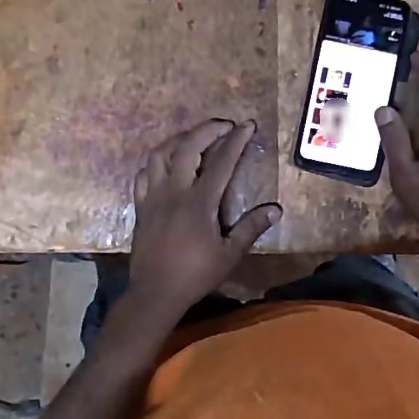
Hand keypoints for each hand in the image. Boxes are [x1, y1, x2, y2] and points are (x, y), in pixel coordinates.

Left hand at [124, 119, 281, 325]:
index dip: (236, 140)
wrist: (155, 294)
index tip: (247, 125)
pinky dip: (157, 162)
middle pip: (186, 147)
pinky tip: (167, 164)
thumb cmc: (195, 275)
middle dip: (207, 130)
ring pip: (159, 155)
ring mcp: (153, 197)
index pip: (221, 162)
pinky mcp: (141, 206)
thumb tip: (276, 209)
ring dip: (179, 140)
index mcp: (199, 202)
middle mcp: (174, 192)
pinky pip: (144, 174)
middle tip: (225, 125)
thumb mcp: (229, 254)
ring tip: (195, 138)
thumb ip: (251, 228)